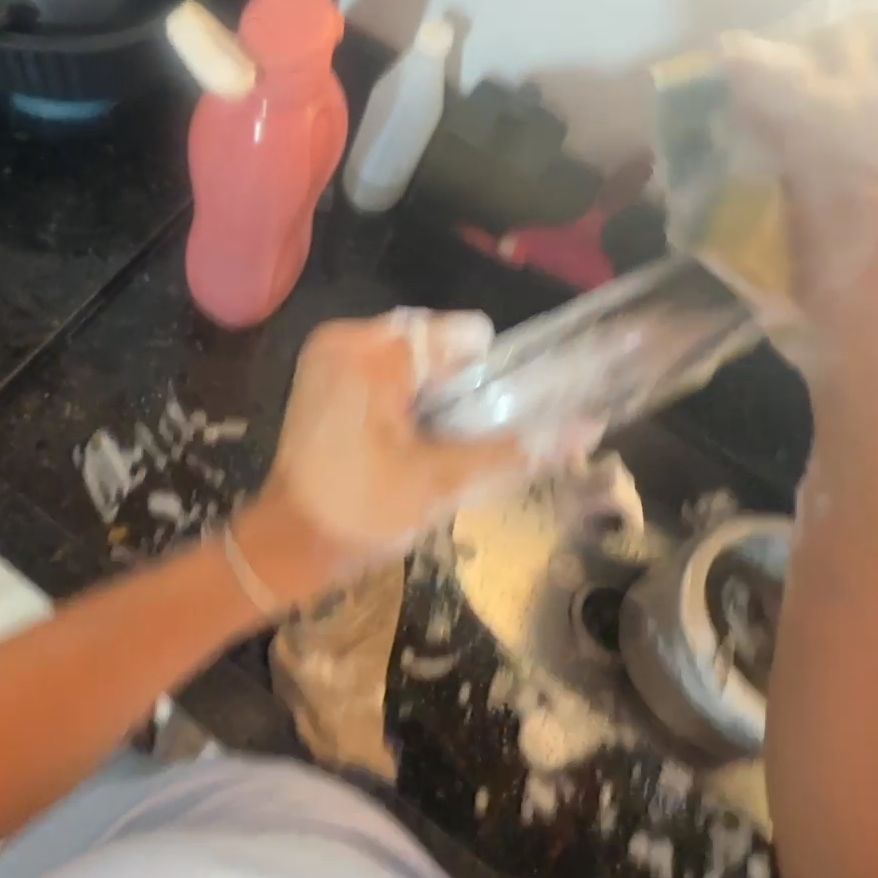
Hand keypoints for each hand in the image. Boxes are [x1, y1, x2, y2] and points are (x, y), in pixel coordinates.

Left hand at [236, 310, 539, 601]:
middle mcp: (344, 338)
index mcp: (371, 352)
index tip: (479, 419)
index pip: (460, 334)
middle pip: (432, 341)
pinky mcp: (319, 373)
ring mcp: (326, 353)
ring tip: (425, 440)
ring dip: (427, 390)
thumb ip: (514, 448)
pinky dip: (399, 391)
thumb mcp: (443, 481)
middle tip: (447, 437)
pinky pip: (378, 364)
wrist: (291, 542)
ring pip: (407, 353)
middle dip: (452, 384)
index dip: (483, 375)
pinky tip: (398, 434)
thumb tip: (587, 426)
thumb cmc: (363, 511)